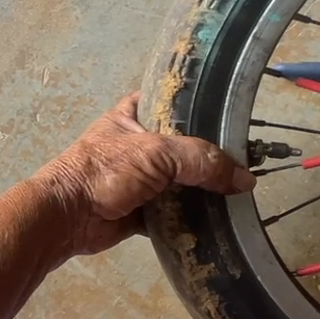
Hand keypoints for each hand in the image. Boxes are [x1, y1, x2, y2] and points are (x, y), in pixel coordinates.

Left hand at [32, 93, 255, 255]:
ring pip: (183, 181)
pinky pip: (176, 211)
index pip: (170, 100)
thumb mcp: (155, 152)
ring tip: (243, 192)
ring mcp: (140, 178)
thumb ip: (201, 159)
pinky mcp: (142, 208)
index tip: (236, 113)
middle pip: (184, 145)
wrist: (67, 217)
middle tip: (251, 161)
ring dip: (206, 189)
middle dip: (212, 155)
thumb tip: (245, 179)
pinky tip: (222, 218)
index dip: (200, 104)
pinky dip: (194, 216)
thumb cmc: (103, 172)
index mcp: (131, 117)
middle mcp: (137, 144)